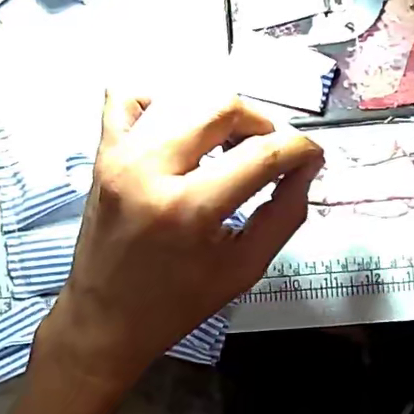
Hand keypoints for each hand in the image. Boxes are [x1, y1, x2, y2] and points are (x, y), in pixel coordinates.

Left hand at [35, 92, 323, 393]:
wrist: (106, 319)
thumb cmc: (179, 302)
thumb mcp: (246, 267)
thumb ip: (285, 213)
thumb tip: (306, 167)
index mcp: (189, 209)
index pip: (262, 154)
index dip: (299, 148)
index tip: (312, 156)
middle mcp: (149, 170)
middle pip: (222, 107)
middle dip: (262, 123)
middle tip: (274, 151)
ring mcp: (118, 155)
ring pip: (183, 95)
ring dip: (221, 111)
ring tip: (234, 143)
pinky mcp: (102, 152)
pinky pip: (130, 96)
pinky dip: (165, 100)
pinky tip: (184, 130)